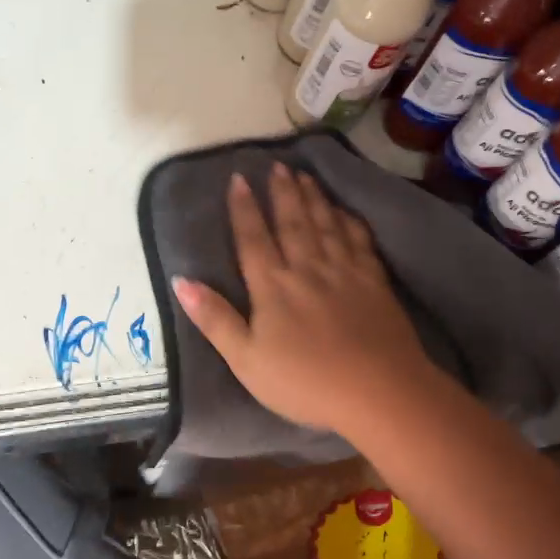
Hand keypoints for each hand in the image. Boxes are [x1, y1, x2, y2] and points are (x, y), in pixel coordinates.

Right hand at [172, 164, 436, 435]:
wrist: (379, 392)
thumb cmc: (303, 382)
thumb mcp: (245, 359)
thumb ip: (215, 319)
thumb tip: (180, 281)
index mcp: (272, 288)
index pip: (253, 240)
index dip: (244, 209)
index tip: (239, 179)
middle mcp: (307, 270)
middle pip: (292, 224)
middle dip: (282, 193)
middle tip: (277, 165)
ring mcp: (345, 274)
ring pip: (326, 226)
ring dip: (314, 199)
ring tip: (305, 176)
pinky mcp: (375, 284)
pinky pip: (359, 242)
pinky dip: (349, 222)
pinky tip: (345, 212)